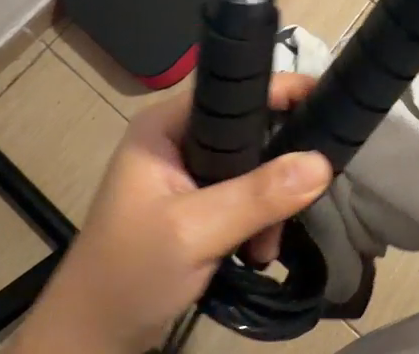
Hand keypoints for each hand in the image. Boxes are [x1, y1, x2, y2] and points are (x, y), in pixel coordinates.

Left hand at [17, 75, 332, 353]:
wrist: (89, 342)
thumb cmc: (130, 275)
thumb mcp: (195, 232)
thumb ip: (257, 196)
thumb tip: (323, 162)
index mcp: (167, 124)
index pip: (235, 90)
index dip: (281, 93)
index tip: (329, 107)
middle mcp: (177, 138)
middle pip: (248, 129)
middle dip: (277, 166)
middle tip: (300, 196)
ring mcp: (183, 173)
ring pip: (249, 166)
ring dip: (268, 203)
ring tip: (267, 244)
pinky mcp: (192, 205)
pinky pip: (241, 195)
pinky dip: (256, 220)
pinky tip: (257, 251)